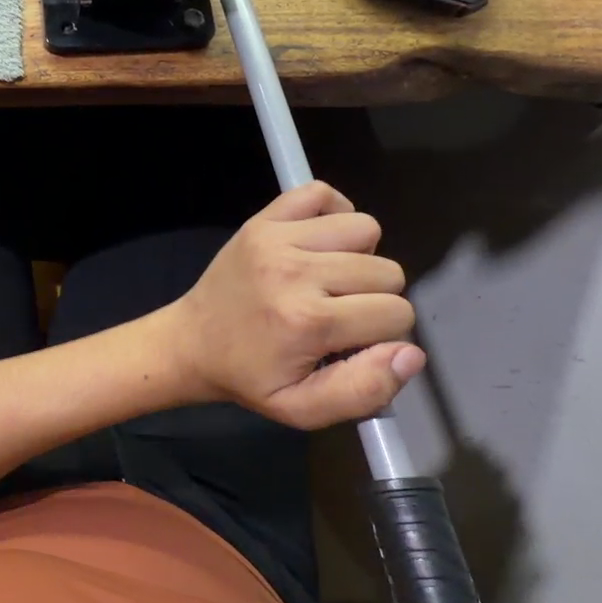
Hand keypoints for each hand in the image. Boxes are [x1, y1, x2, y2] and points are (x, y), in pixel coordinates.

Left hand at [164, 181, 424, 428]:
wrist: (190, 342)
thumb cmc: (249, 377)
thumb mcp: (304, 409)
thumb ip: (364, 390)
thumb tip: (411, 354)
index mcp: (307, 321)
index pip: (397, 313)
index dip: (384, 333)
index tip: (351, 341)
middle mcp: (293, 272)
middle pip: (387, 271)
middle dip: (374, 297)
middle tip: (337, 313)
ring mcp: (274, 239)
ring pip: (364, 229)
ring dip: (358, 256)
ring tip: (328, 280)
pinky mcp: (261, 220)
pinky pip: (321, 193)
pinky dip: (332, 214)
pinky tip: (319, 245)